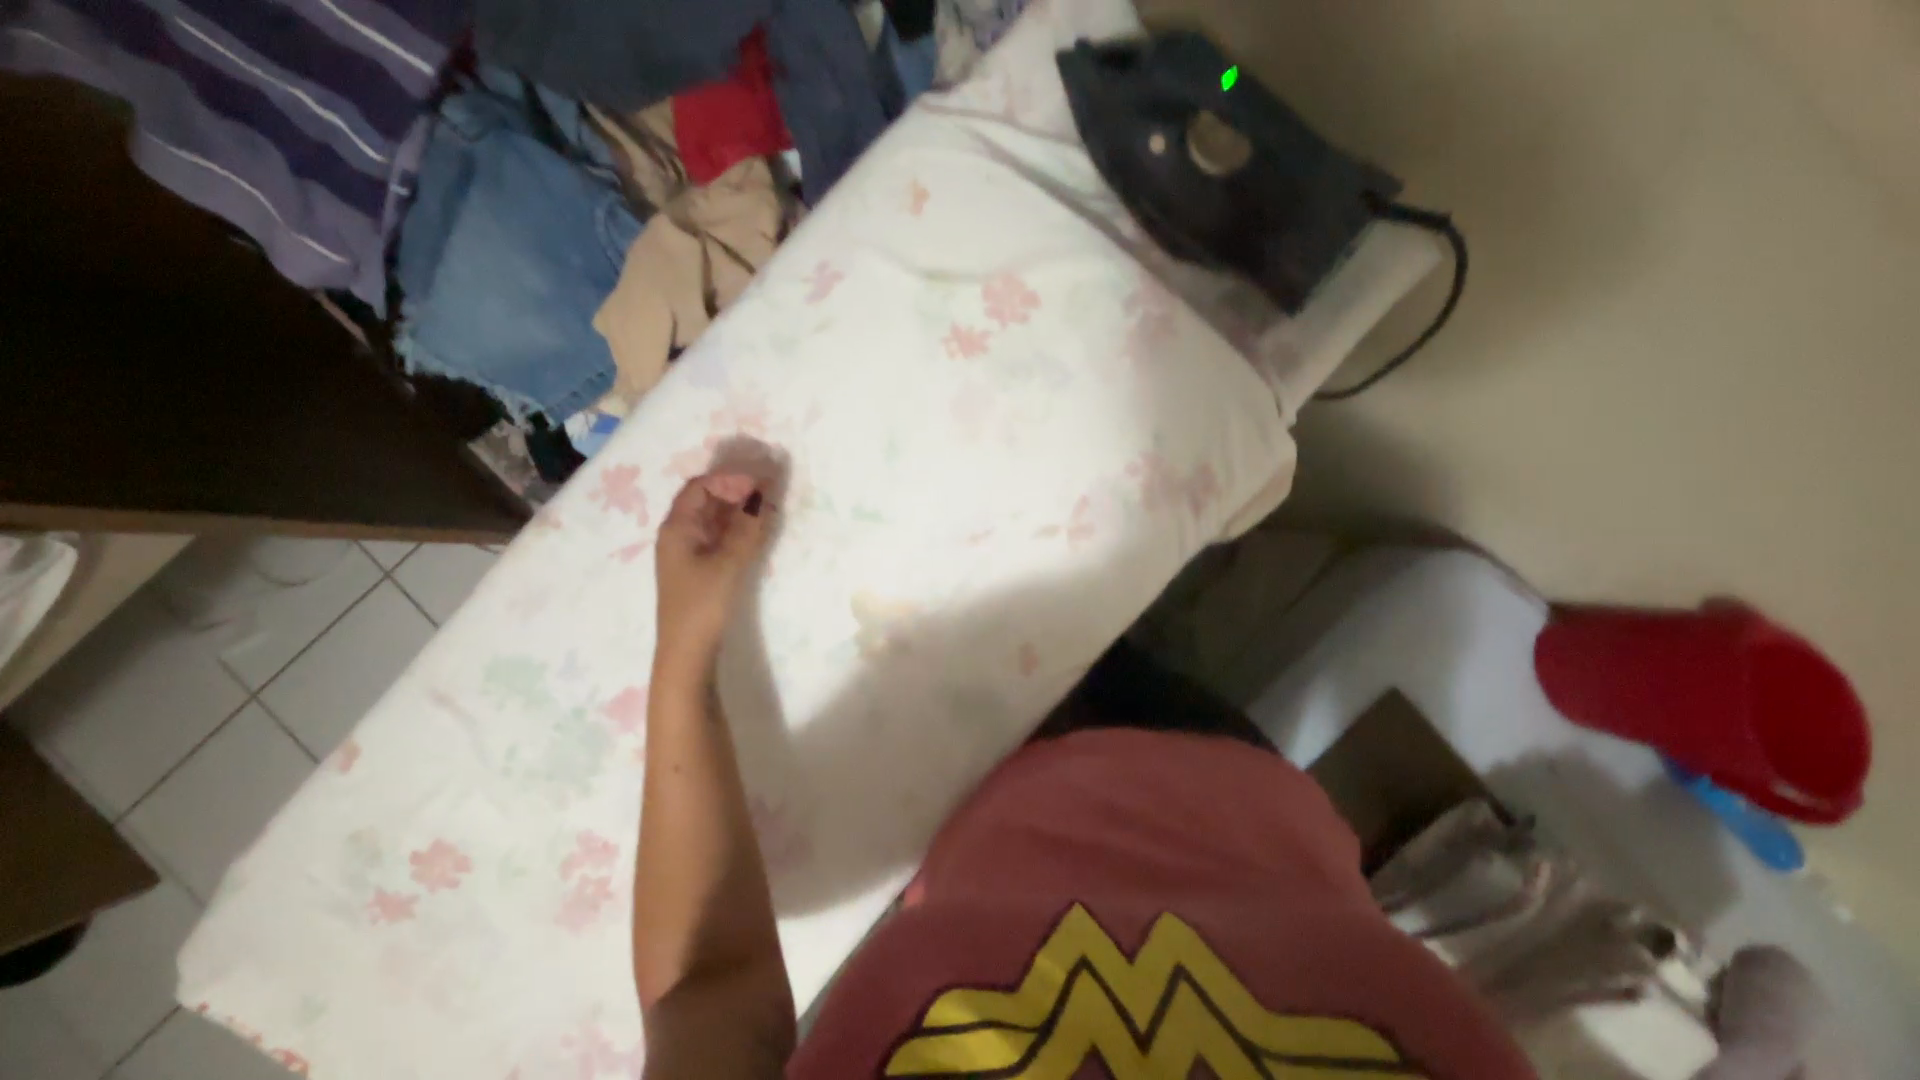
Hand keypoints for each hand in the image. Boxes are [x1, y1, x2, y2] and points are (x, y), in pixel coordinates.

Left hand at [654, 471, 770, 676]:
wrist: (688, 654)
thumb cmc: (702, 606)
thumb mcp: (729, 563)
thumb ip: (748, 526)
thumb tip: (766, 490)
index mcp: (677, 527)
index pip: (701, 486)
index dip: (731, 478)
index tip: (761, 480)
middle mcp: (680, 534)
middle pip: (707, 499)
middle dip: (738, 488)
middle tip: (772, 485)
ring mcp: (690, 552)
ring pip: (716, 518)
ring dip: (741, 507)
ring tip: (771, 503)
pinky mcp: (702, 569)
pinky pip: (720, 536)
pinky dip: (739, 527)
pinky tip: (760, 528)